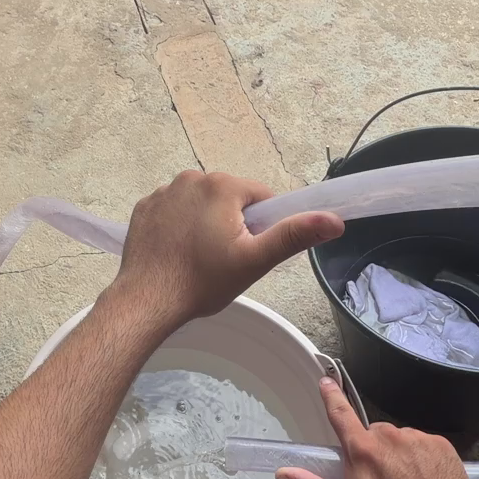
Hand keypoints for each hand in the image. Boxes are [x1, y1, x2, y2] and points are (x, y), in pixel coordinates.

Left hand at [105, 170, 342, 329]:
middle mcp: (190, 178)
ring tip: (198, 258)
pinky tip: (176, 252)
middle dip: (232, 223)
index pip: (260, 197)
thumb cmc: (203, 282)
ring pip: (200, 203)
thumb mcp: (255, 261)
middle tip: (223, 258)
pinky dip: (179, 226)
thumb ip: (294, 235)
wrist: (147, 300)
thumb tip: (335, 220)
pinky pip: (173, 210)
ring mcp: (163, 192)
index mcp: (222, 186)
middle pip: (229, 198)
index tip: (248, 250)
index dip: (262, 225)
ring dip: (205, 223)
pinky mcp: (144, 207)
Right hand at [279, 378, 473, 478]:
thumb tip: (284, 472)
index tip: (327, 381)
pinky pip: (425, 444)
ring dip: (400, 455)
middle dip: (374, 450)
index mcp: (361, 450)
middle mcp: (389, 437)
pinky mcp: (441, 445)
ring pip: (401, 439)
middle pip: (374, 433)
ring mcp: (417, 438)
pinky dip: (424, 458)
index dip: (332, 395)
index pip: (341, 413)